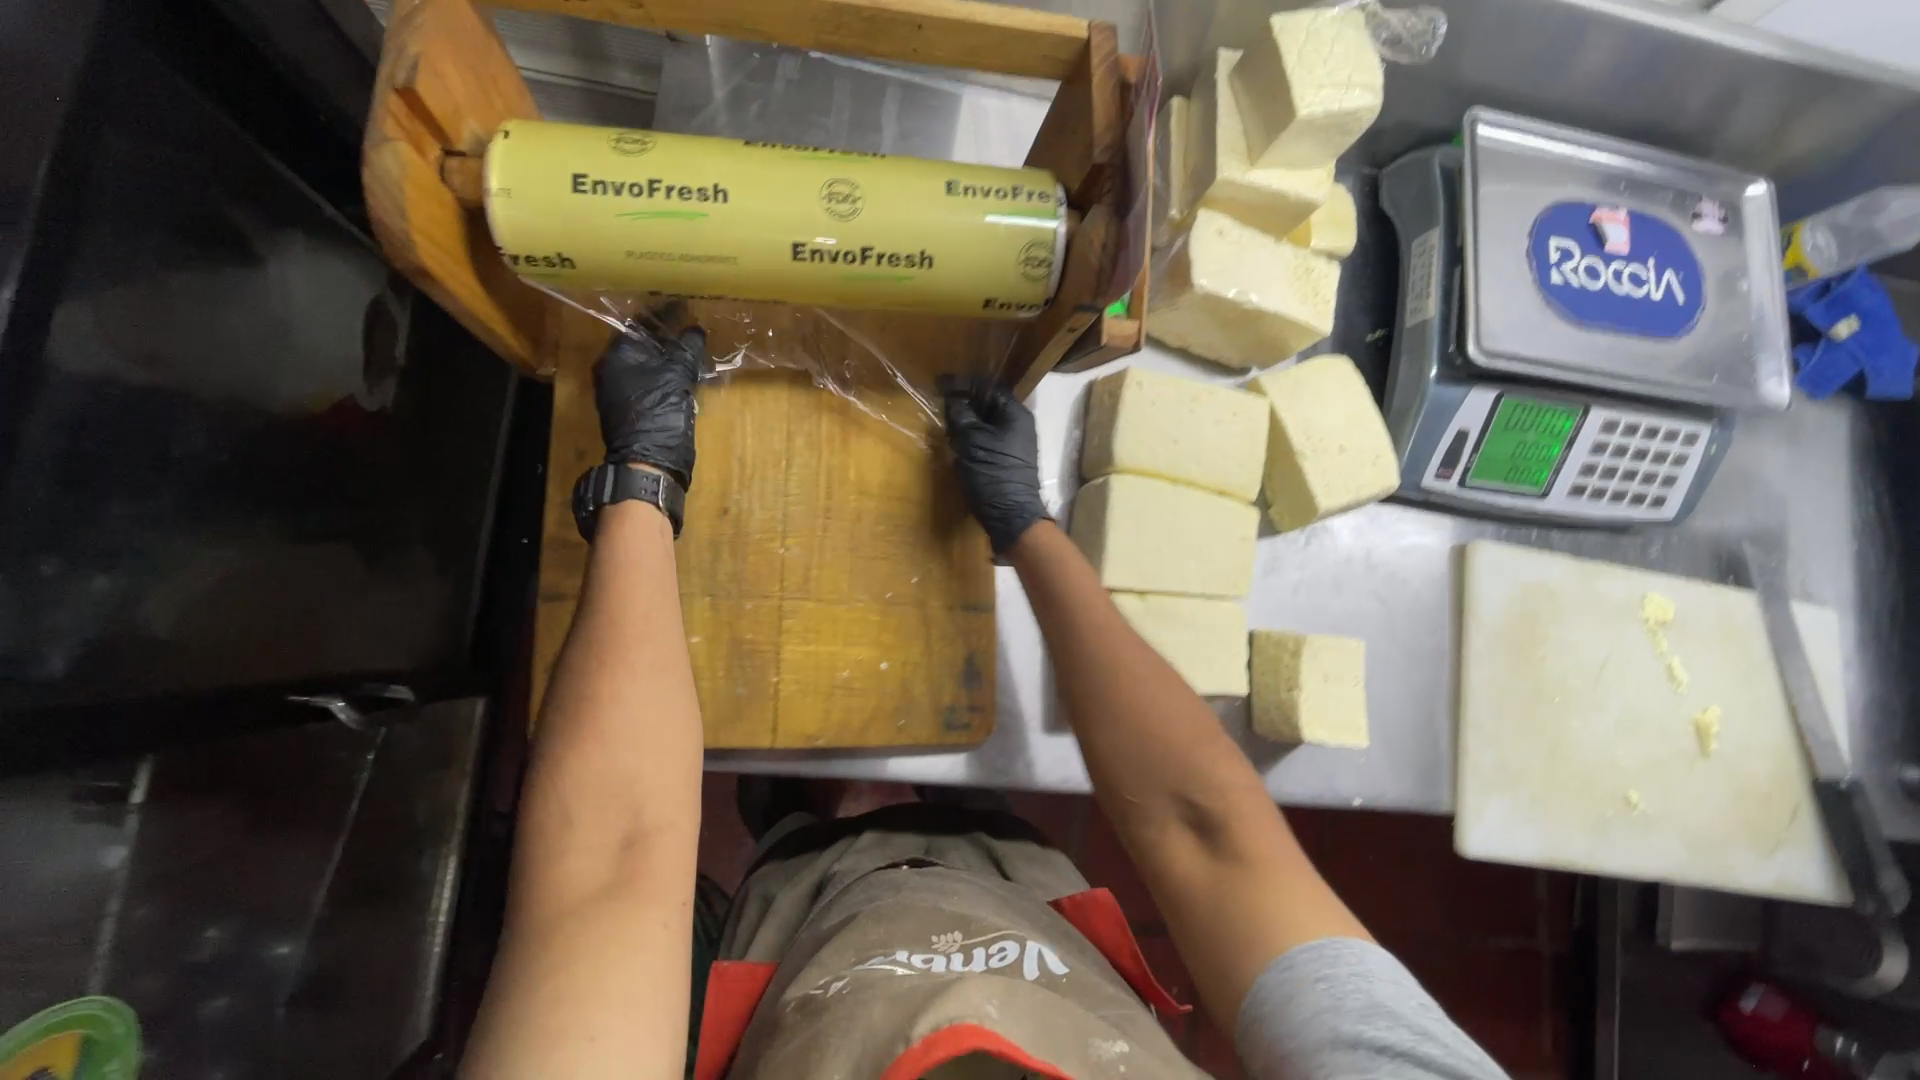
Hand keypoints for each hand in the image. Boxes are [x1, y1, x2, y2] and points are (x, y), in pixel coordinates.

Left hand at [594, 325, 704, 489]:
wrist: (650, 461)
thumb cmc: (659, 412)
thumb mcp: (677, 375)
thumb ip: (686, 349)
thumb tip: (695, 330)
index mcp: (616, 357)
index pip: (639, 324)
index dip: (663, 314)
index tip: (684, 305)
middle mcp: (612, 370)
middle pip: (642, 344)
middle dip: (667, 335)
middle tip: (691, 325)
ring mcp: (622, 391)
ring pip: (648, 364)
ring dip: (669, 356)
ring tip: (693, 348)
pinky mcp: (634, 408)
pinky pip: (652, 381)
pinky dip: (668, 375)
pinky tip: (687, 373)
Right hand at [939, 375, 1049, 552]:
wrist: (1012, 517)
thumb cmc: (993, 476)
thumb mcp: (972, 442)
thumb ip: (962, 416)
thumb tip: (953, 399)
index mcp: (1014, 414)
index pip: (987, 387)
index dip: (963, 384)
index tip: (939, 384)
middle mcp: (1018, 424)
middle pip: (987, 404)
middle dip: (963, 402)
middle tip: (941, 405)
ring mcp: (1014, 443)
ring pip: (986, 422)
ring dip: (966, 421)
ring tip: (946, 425)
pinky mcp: (1006, 460)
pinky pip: (986, 439)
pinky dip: (971, 437)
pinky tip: (956, 444)